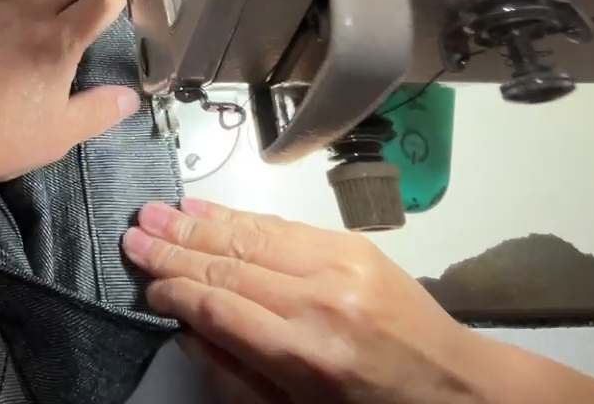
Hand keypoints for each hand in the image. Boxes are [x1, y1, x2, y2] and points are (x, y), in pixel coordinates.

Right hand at [123, 200, 487, 403]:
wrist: (461, 392)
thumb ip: (235, 377)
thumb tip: (184, 328)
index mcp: (306, 358)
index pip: (219, 310)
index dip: (174, 293)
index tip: (144, 285)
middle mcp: (317, 302)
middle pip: (226, 267)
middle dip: (173, 251)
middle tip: (132, 235)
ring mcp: (335, 265)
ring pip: (246, 236)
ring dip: (194, 225)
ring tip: (154, 213)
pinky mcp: (348, 243)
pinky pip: (277, 224)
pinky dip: (234, 216)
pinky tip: (201, 208)